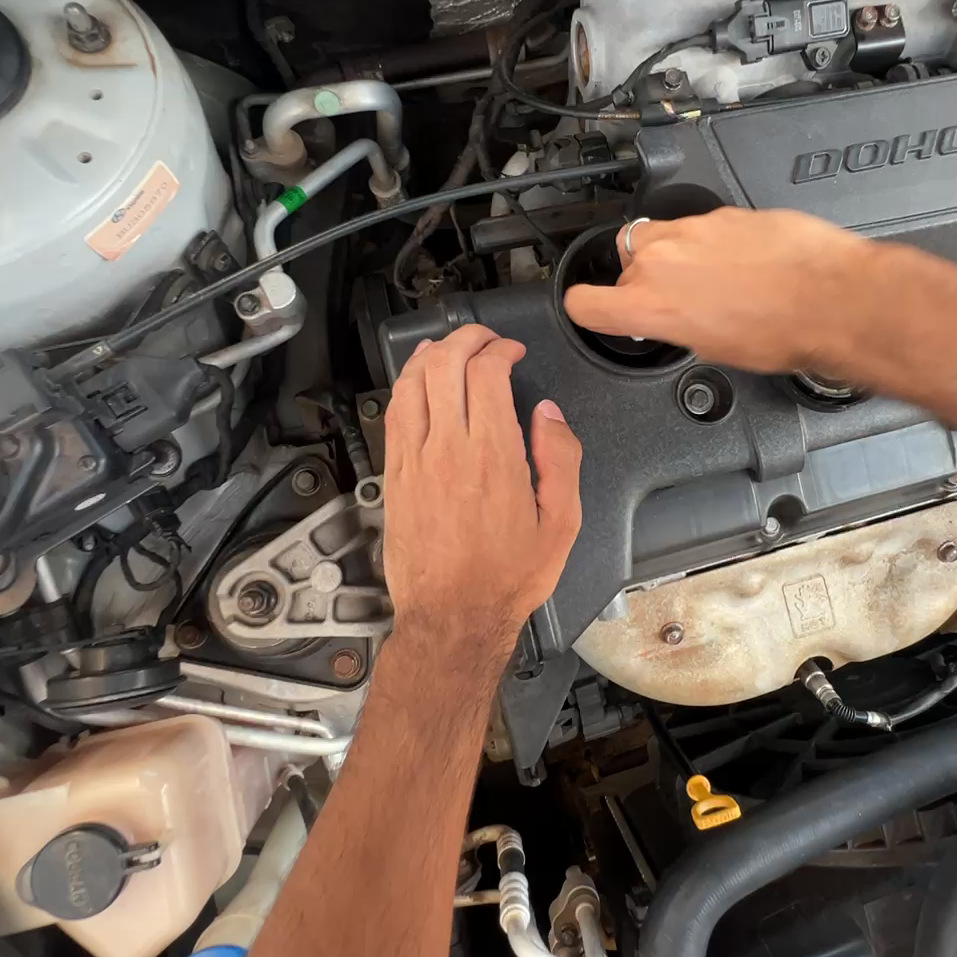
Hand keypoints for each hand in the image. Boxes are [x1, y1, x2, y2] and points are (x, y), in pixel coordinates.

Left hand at [382, 324, 583, 651]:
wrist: (454, 617)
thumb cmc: (506, 576)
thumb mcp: (561, 523)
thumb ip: (560, 459)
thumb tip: (549, 416)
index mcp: (493, 455)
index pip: (487, 374)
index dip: (500, 350)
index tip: (512, 352)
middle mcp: (448, 449)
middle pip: (446, 366)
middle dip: (467, 339)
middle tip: (486, 340)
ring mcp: (415, 461)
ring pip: (414, 382)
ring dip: (432, 354)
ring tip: (450, 347)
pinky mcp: (396, 476)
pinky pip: (395, 413)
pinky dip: (407, 384)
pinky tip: (418, 378)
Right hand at [562, 207, 885, 373]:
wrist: (832, 299)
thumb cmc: (780, 332)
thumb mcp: (712, 349)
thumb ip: (676, 326)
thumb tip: (678, 319)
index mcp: (648, 303)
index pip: (583, 302)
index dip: (586, 309)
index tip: (596, 309)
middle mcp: (661, 259)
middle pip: (622, 265)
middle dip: (642, 282)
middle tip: (675, 302)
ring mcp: (692, 230)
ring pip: (656, 238)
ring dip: (671, 257)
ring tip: (708, 280)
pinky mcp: (724, 213)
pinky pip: (699, 227)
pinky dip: (710, 243)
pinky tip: (740, 263)